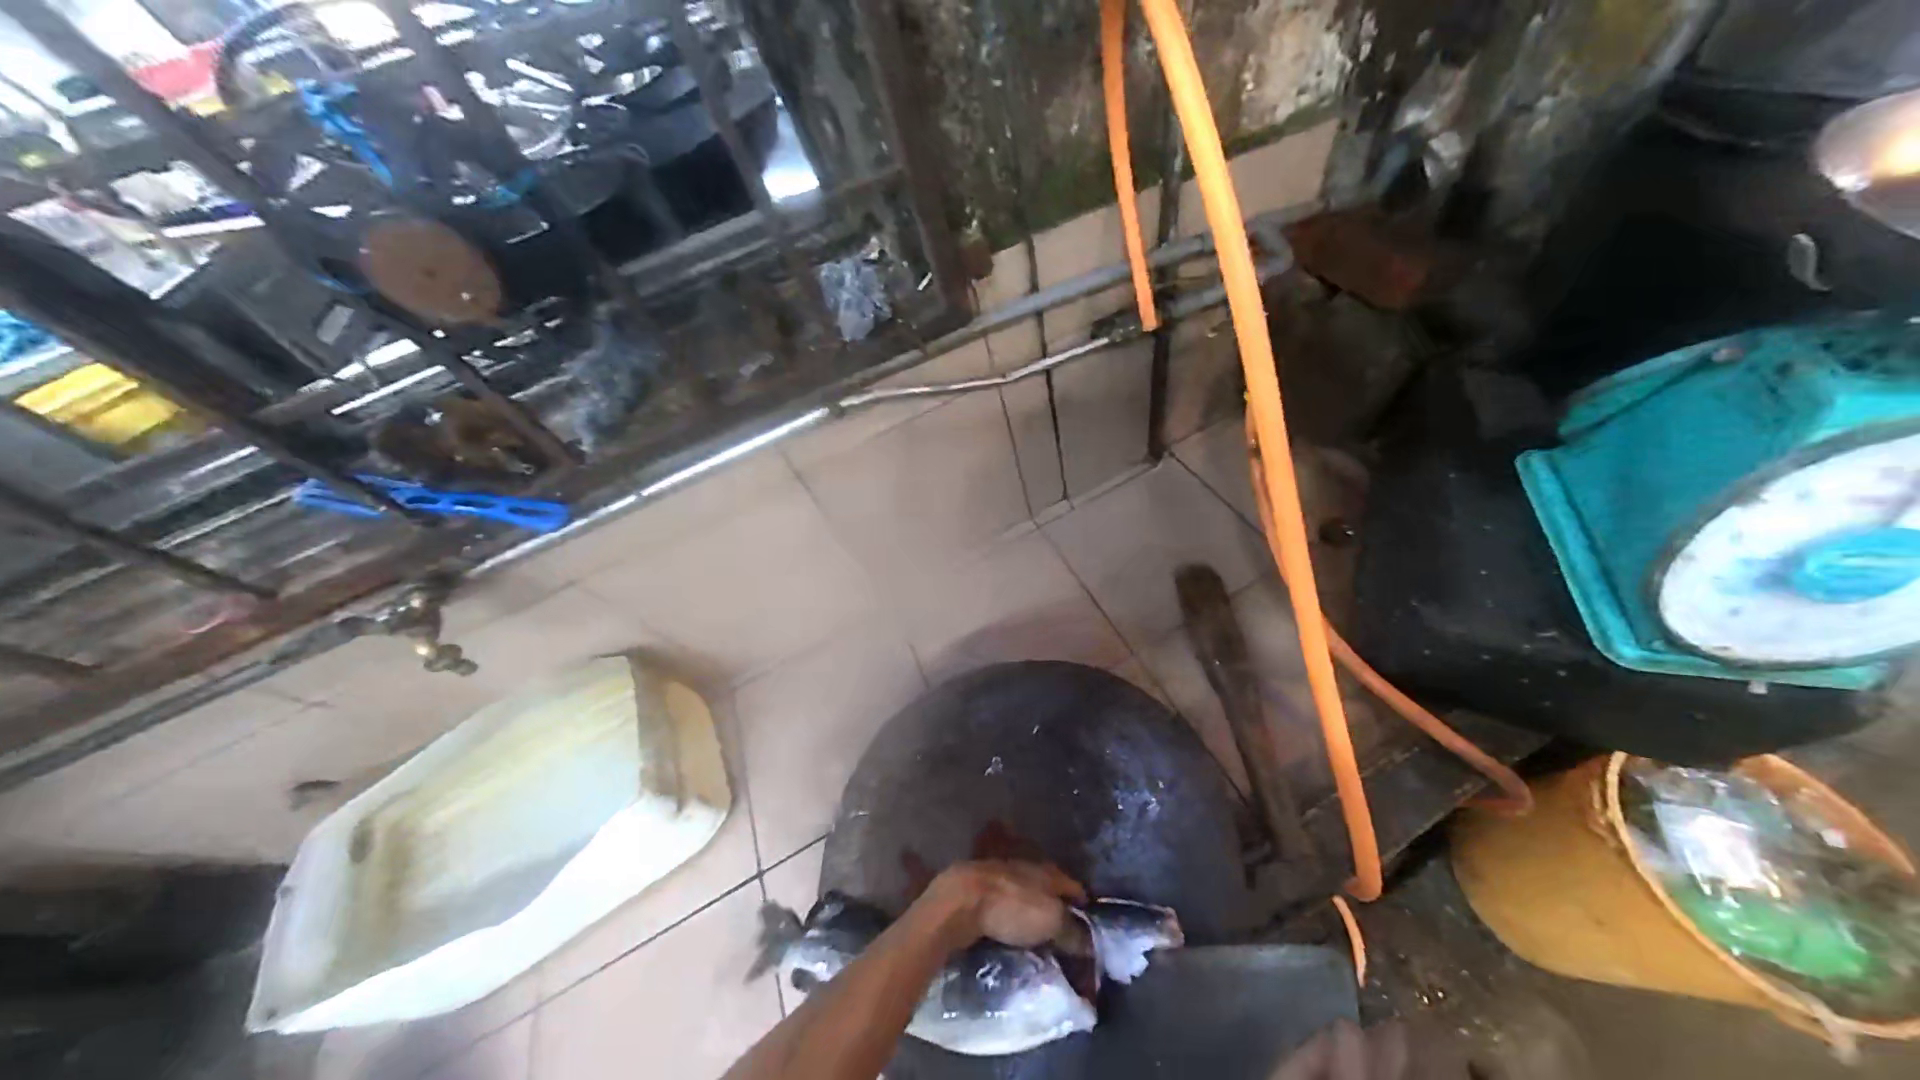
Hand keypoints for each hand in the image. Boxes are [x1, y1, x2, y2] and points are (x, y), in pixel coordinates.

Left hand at [923, 860, 1086, 948]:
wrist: (960, 899)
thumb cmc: (1011, 908)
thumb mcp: (1051, 922)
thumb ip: (1073, 931)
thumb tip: (1089, 943)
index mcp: (1049, 871)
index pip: (1075, 887)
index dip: (1084, 906)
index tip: (1090, 927)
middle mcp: (1028, 865)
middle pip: (1050, 887)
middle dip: (1057, 905)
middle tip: (1064, 930)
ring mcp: (1002, 872)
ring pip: (1026, 890)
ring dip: (1033, 906)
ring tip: (1037, 930)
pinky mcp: (980, 884)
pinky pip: (1005, 898)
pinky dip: (1012, 909)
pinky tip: (1010, 922)